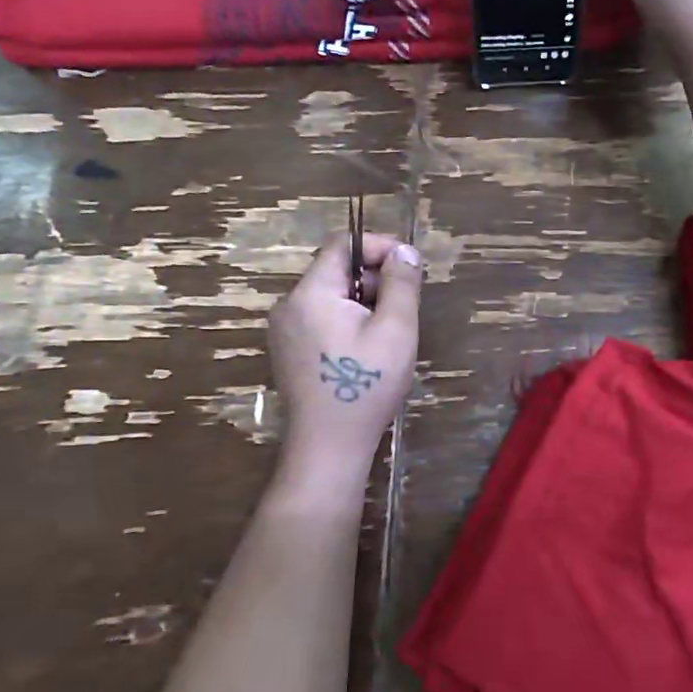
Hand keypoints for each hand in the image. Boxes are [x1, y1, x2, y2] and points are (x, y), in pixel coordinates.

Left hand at [267, 233, 422, 468]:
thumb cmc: (365, 386)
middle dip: (373, 279)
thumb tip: (404, 251)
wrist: (328, 446)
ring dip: (362, 303)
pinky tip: (364, 352)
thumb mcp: (395, 330)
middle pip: (334, 271)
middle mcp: (289, 305)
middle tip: (402, 309)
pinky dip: (345, 322)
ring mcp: (283, 331)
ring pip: (328, 297)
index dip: (378, 247)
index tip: (408, 268)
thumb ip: (401, 283)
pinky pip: (319, 320)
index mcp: (311, 292)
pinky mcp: (287, 352)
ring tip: (387, 334)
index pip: (342, 244)